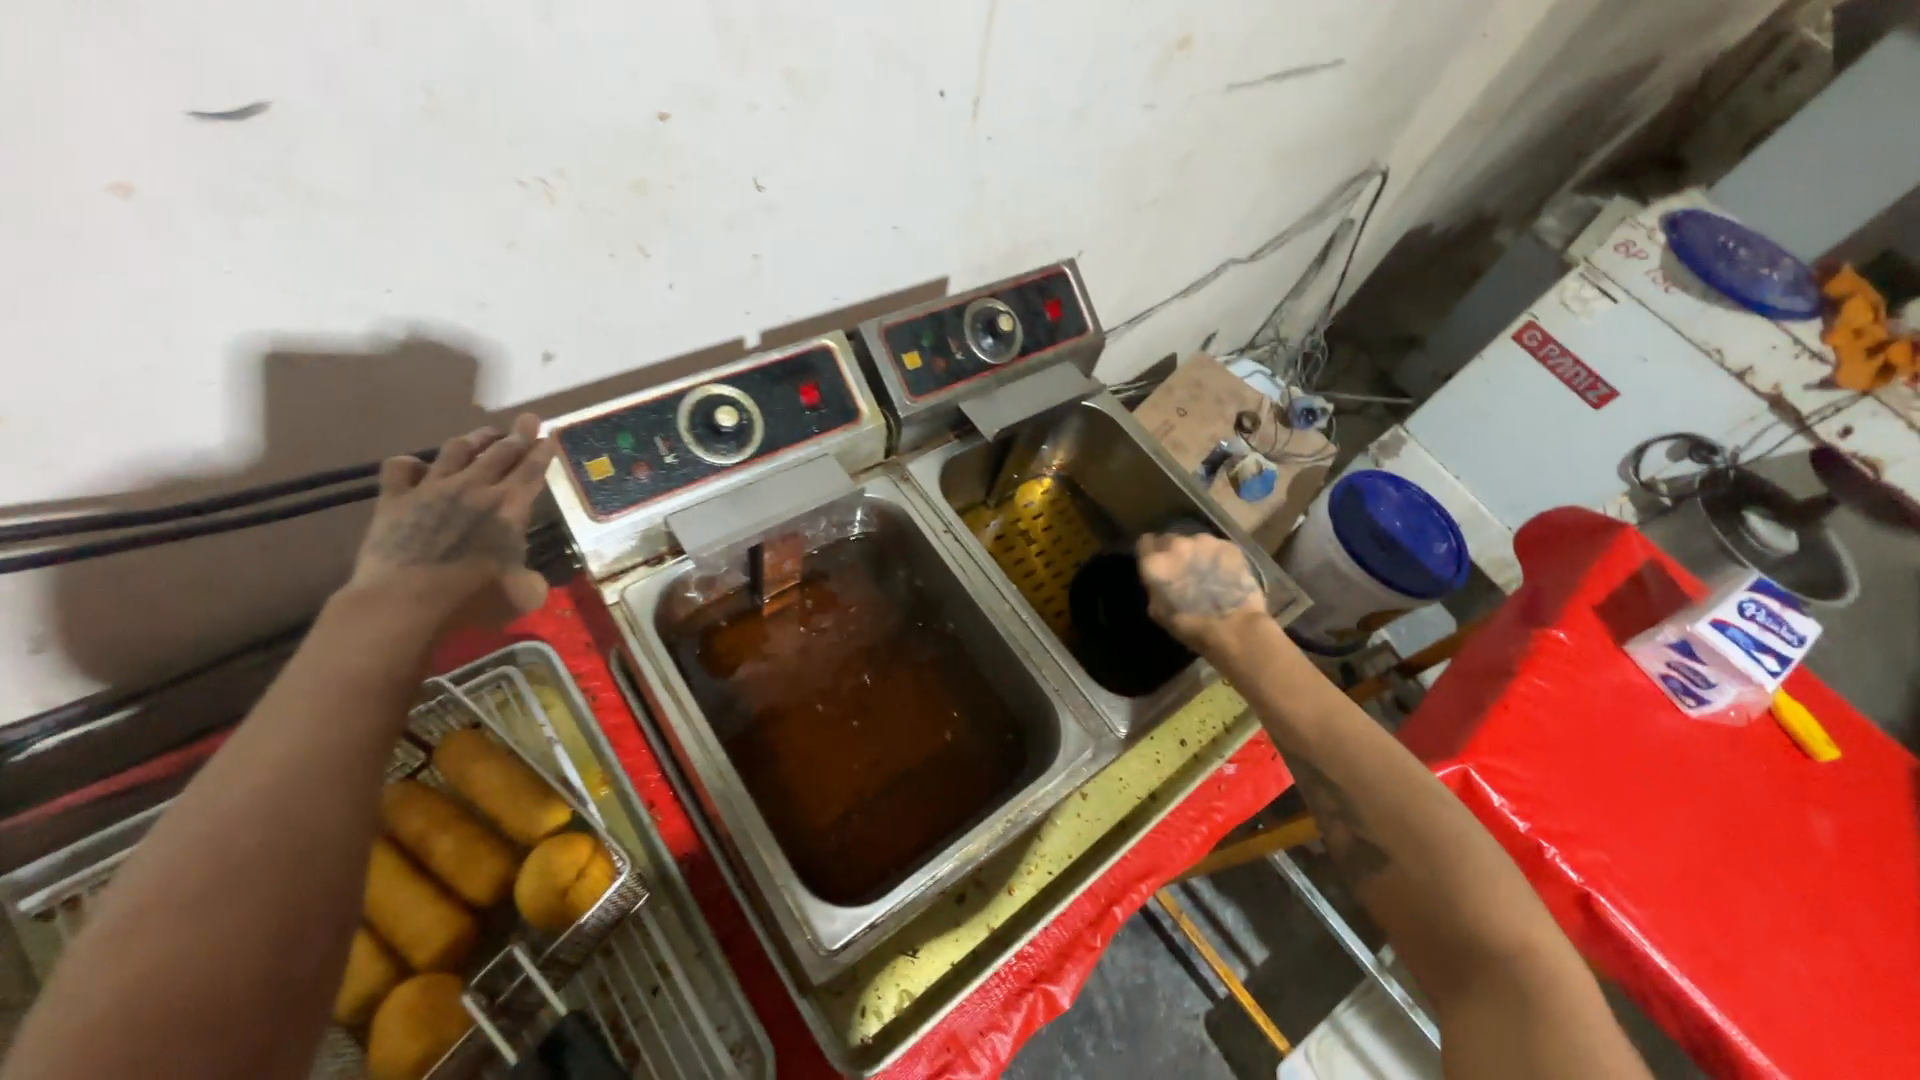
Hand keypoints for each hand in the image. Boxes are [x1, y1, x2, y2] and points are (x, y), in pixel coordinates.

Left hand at [343, 413, 557, 628]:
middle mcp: (474, 489)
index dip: (543, 451)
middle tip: (527, 419)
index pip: (532, 471)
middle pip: (500, 453)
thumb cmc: (472, 599)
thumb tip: (530, 578)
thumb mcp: (523, 595)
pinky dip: (411, 464)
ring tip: (485, 434)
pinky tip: (418, 467)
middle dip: (518, 434)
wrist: (404, 600)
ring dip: (474, 439)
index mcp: (510, 509)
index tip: (550, 434)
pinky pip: (400, 468)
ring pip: (456, 451)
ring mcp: (432, 490)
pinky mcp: (395, 499)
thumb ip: (531, 580)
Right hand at [1136, 532, 1271, 655]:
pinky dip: (1217, 557)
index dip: (1150, 553)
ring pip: (1194, 542)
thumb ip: (1154, 586)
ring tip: (1206, 572)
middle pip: (1169, 539)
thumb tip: (1158, 579)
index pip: (1145, 542)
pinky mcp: (1228, 546)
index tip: (1157, 563)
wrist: (1233, 627)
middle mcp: (1177, 544)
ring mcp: (1205, 542)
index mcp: (1155, 562)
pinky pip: (1216, 547)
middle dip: (1174, 552)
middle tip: (1182, 570)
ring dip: (1196, 553)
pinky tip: (1223, 573)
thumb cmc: (1190, 625)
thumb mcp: (1158, 611)